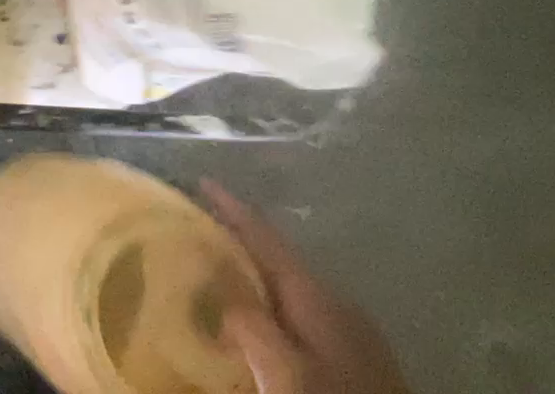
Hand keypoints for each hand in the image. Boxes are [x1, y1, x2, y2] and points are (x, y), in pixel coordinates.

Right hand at [202, 180, 410, 393]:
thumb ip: (250, 325)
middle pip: (278, 258)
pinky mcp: (356, 357)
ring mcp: (351, 330)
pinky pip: (302, 313)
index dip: (232, 208)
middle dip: (239, 240)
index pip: (266, 237)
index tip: (203, 181)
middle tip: (197, 231)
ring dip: (255, 273)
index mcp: (315, 295)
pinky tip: (260, 321)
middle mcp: (335, 302)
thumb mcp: (285, 373)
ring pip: (291, 288)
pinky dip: (272, 304)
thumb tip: (221, 289)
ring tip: (218, 273)